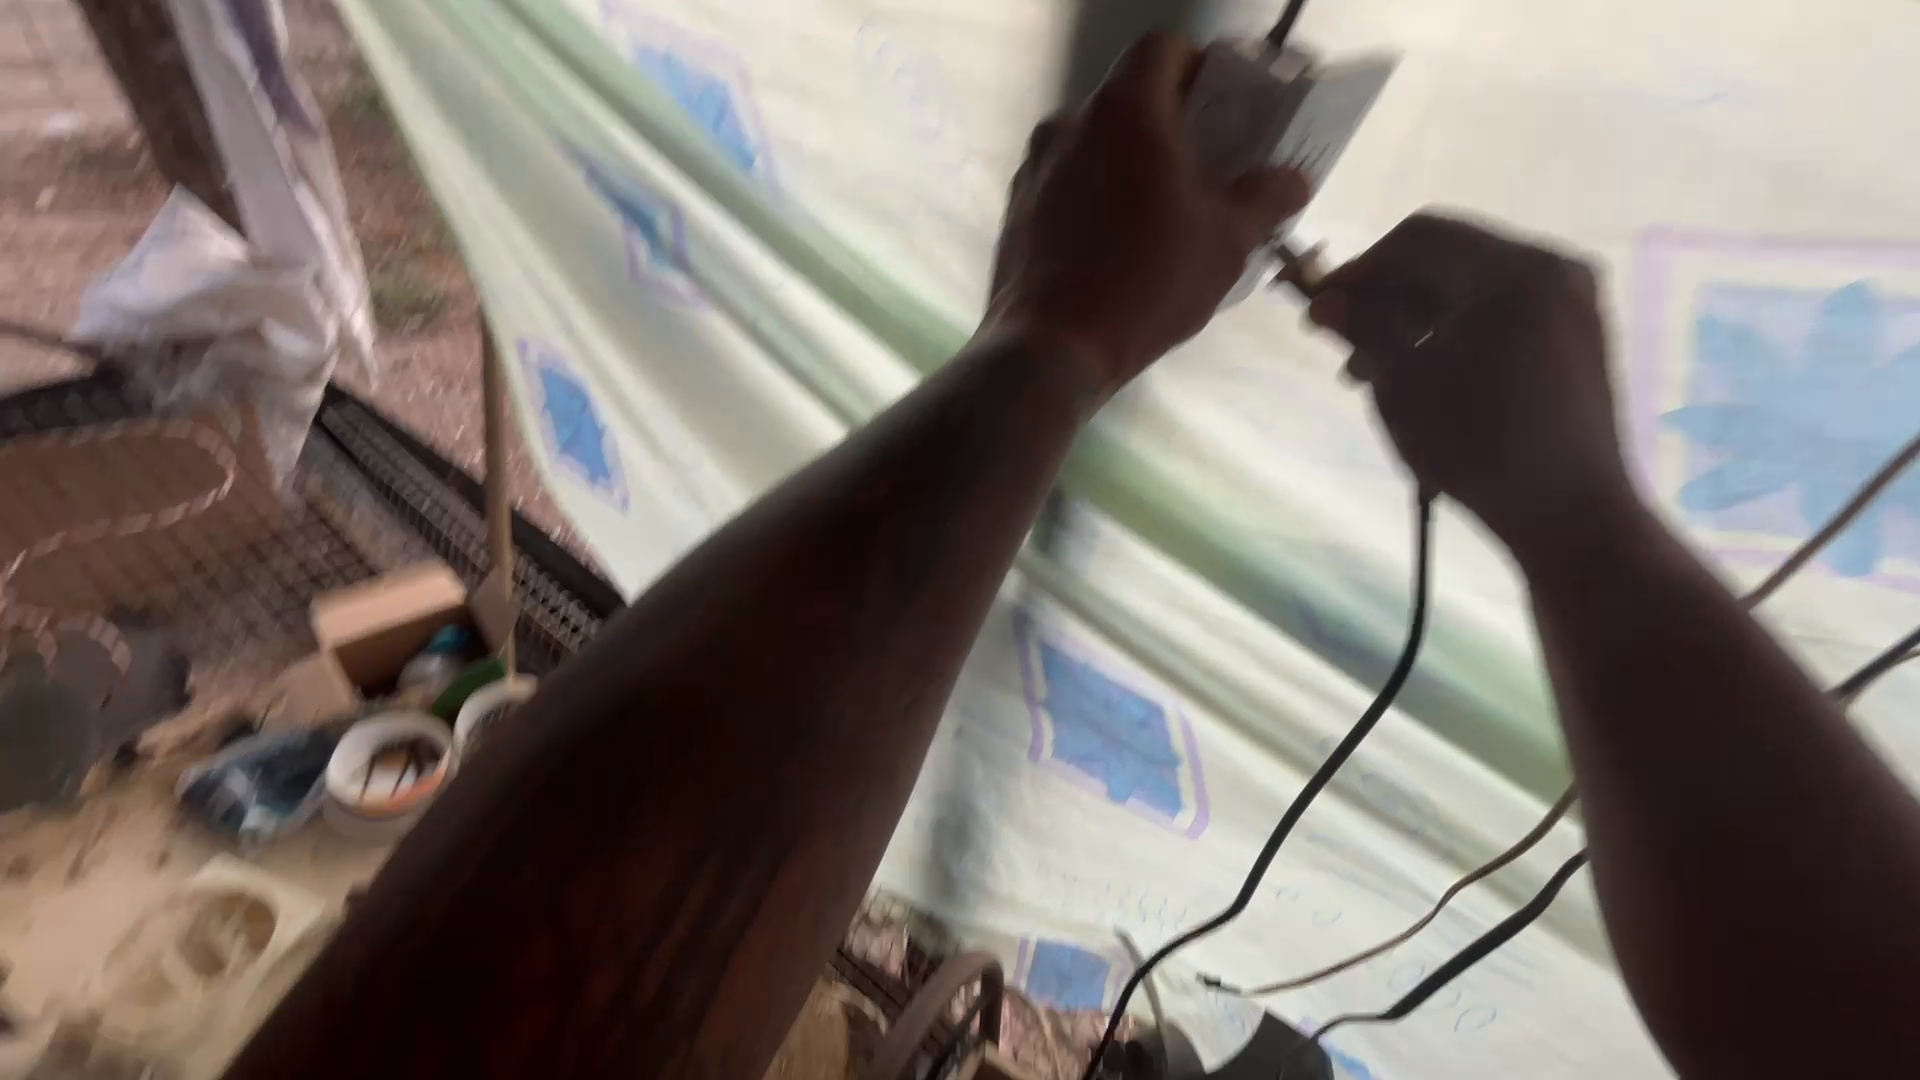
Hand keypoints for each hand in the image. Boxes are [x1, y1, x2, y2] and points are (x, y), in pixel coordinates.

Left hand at [986, 32, 1308, 400]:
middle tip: (1197, 167)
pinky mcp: (1013, 217)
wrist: (1050, 351)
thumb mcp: (1225, 244)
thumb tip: (1293, 180)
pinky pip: (1061, 190)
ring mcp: (1031, 172)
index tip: (1219, 107)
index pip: (1162, 50)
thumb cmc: (1144, 285)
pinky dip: (1089, 202)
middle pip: (1123, 102)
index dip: (1197, 67)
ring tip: (1152, 216)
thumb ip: (1265, 199)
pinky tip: (1109, 248)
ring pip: (1088, 149)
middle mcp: (1066, 126)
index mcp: (1122, 111)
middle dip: (1163, 125)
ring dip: (1123, 168)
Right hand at [1309, 213, 1634, 549]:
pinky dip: (1449, 330)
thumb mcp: (1402, 382)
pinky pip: (1498, 311)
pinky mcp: (1574, 334)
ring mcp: (1571, 300)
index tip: (1321, 312)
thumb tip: (1323, 300)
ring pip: (1469, 286)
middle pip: (1446, 256)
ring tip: (1373, 371)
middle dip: (1384, 296)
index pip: (1420, 235)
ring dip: (1411, 317)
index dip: (1360, 268)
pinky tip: (1422, 373)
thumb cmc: (1474, 443)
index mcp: (1513, 270)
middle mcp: (1552, 268)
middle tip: (1342, 347)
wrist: (1566, 509)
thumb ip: (1362, 328)